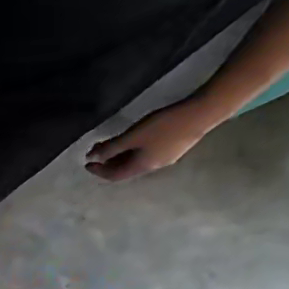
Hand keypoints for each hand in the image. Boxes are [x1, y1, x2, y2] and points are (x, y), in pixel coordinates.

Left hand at [86, 99, 224, 181]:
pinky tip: (128, 138)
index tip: (86, 162)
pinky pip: (145, 153)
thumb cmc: (163, 126)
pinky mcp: (173, 147)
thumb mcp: (131, 137)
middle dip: (107, 160)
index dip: (98, 171)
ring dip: (118, 154)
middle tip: (95, 148)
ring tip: (107, 142)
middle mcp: (154, 166)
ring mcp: (166, 157)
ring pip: (135, 160)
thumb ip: (110, 148)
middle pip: (124, 168)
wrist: (202, 112)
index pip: (114, 175)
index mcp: (143, 166)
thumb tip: (92, 157)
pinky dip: (131, 149)